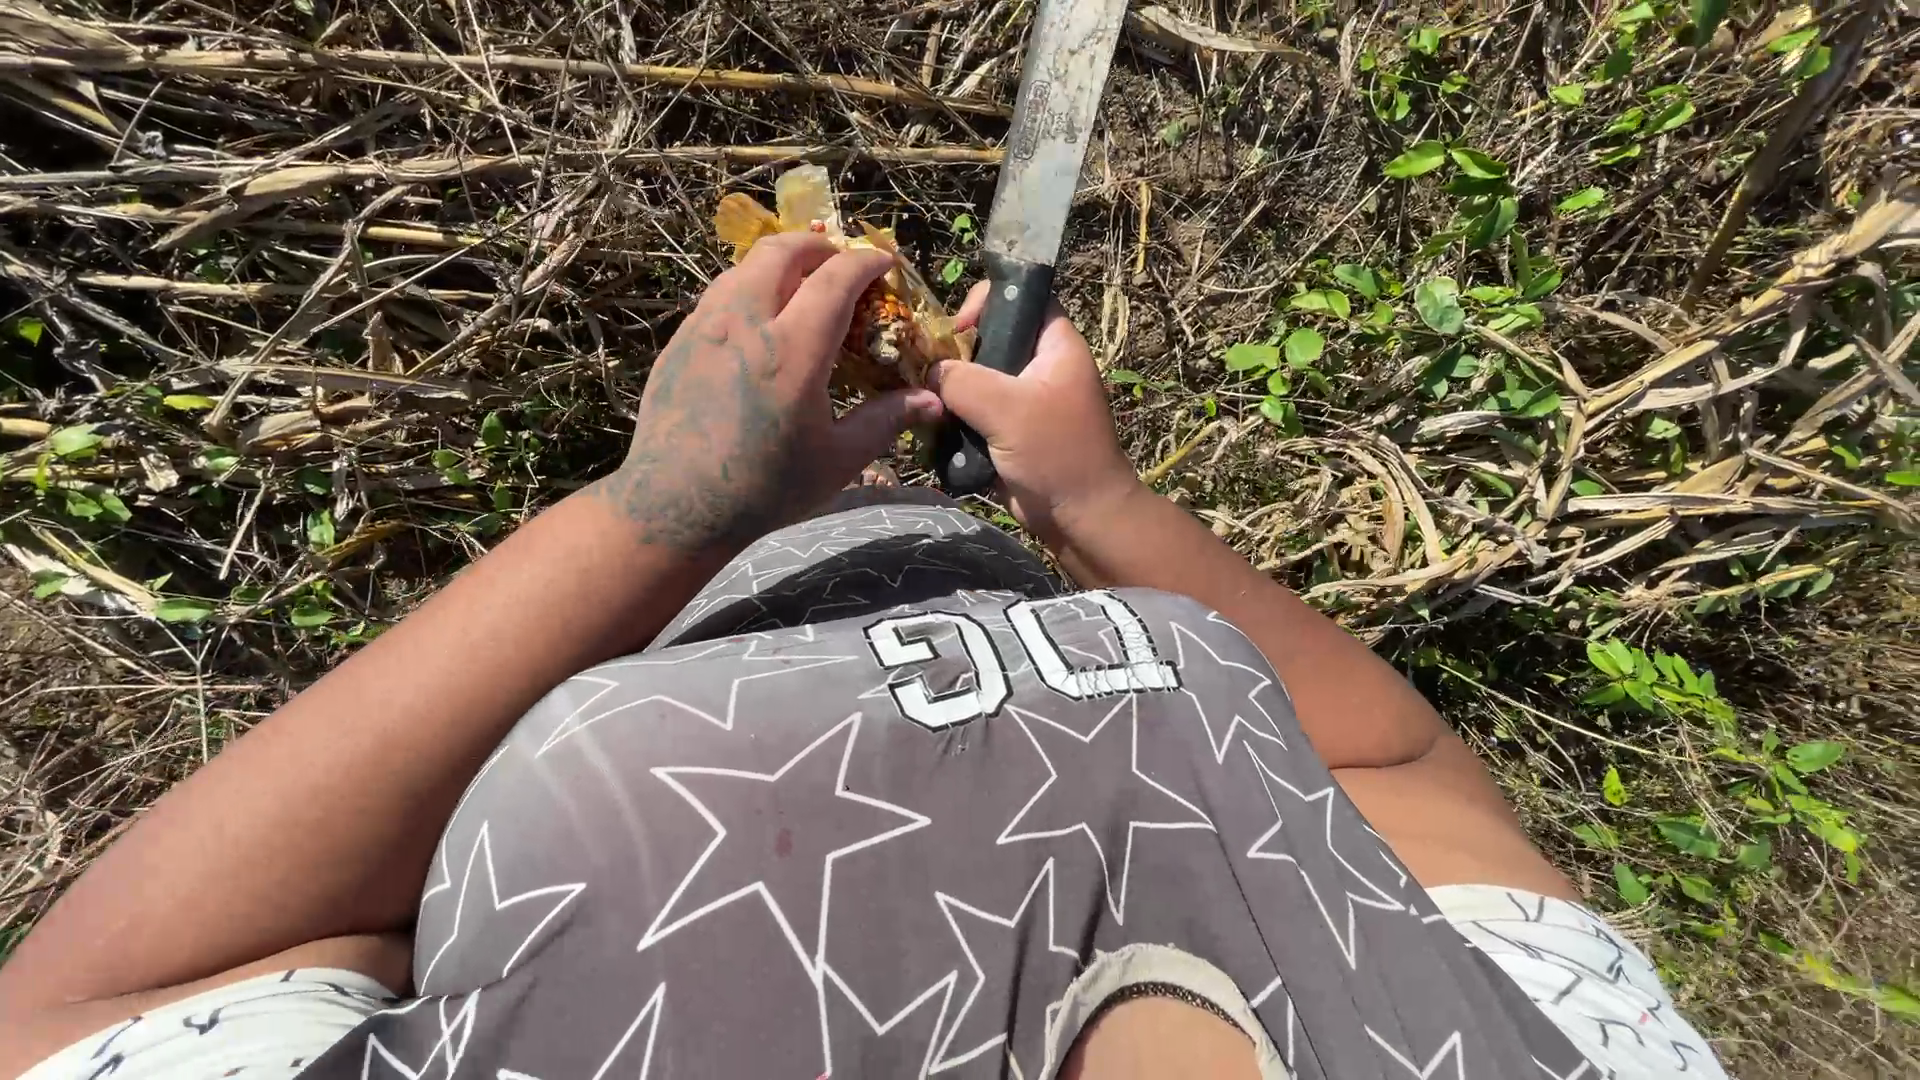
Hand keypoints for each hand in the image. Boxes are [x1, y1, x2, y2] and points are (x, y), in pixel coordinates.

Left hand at [590, 233, 943, 554]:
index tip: (883, 263)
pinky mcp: (680, 341)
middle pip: (783, 252)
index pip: (835, 279)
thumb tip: (932, 402)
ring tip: (800, 284)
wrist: (677, 506)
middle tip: (839, 262)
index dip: (864, 263)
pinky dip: (749, 288)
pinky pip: (719, 294)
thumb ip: (885, 420)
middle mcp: (746, 323)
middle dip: (819, 246)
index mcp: (794, 351)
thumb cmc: (766, 488)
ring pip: (745, 267)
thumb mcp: (837, 459)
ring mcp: (705, 327)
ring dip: (780, 263)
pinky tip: (759, 321)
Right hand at [931, 282, 1143, 544]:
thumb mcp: (1008, 408)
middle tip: (933, 373)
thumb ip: (962, 381)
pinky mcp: (1006, 432)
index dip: (987, 301)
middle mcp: (1038, 367)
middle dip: (957, 354)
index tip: (958, 330)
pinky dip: (955, 419)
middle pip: (988, 339)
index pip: (1021, 297)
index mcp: (1054, 345)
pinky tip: (937, 427)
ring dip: (951, 392)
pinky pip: (972, 413)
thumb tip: (927, 371)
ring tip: (931, 404)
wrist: (1079, 517)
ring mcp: (1022, 402)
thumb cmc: (1057, 454)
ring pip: (975, 379)